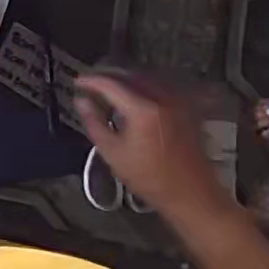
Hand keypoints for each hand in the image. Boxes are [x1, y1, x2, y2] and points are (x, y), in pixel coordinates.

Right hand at [73, 72, 229, 217]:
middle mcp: (164, 100)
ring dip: (128, 79)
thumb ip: (93, 122)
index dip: (91, 80)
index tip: (78, 82)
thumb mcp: (111, 151)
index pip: (111, 84)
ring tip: (112, 87)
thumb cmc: (149, 177)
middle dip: (109, 76)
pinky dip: (147, 86)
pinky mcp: (189, 110)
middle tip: (92, 82)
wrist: (189, 192)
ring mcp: (180, 104)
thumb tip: (82, 103)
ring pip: (149, 78)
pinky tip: (139, 94)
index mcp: (142, 110)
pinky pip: (165, 87)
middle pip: (132, 75)